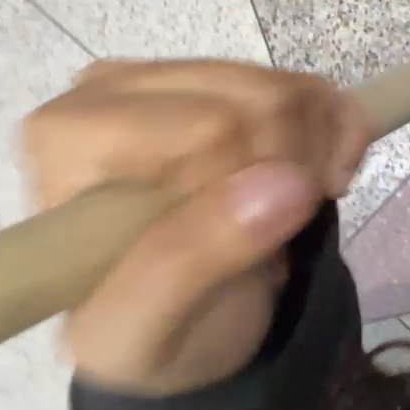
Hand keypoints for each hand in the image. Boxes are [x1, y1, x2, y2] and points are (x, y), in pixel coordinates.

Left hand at [23, 60, 369, 395]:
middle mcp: (114, 89)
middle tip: (278, 230)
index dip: (254, 187)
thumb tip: (286, 184)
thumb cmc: (151, 330)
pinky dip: (340, 134)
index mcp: (70, 136)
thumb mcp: (144, 329)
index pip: (213, 127)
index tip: (254, 243)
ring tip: (296, 210)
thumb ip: (190, 260)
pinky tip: (321, 177)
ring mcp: (178, 79)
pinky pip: (315, 87)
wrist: (186, 327)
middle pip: (259, 98)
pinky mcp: (230, 83)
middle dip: (293, 170)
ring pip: (294, 90)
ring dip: (319, 157)